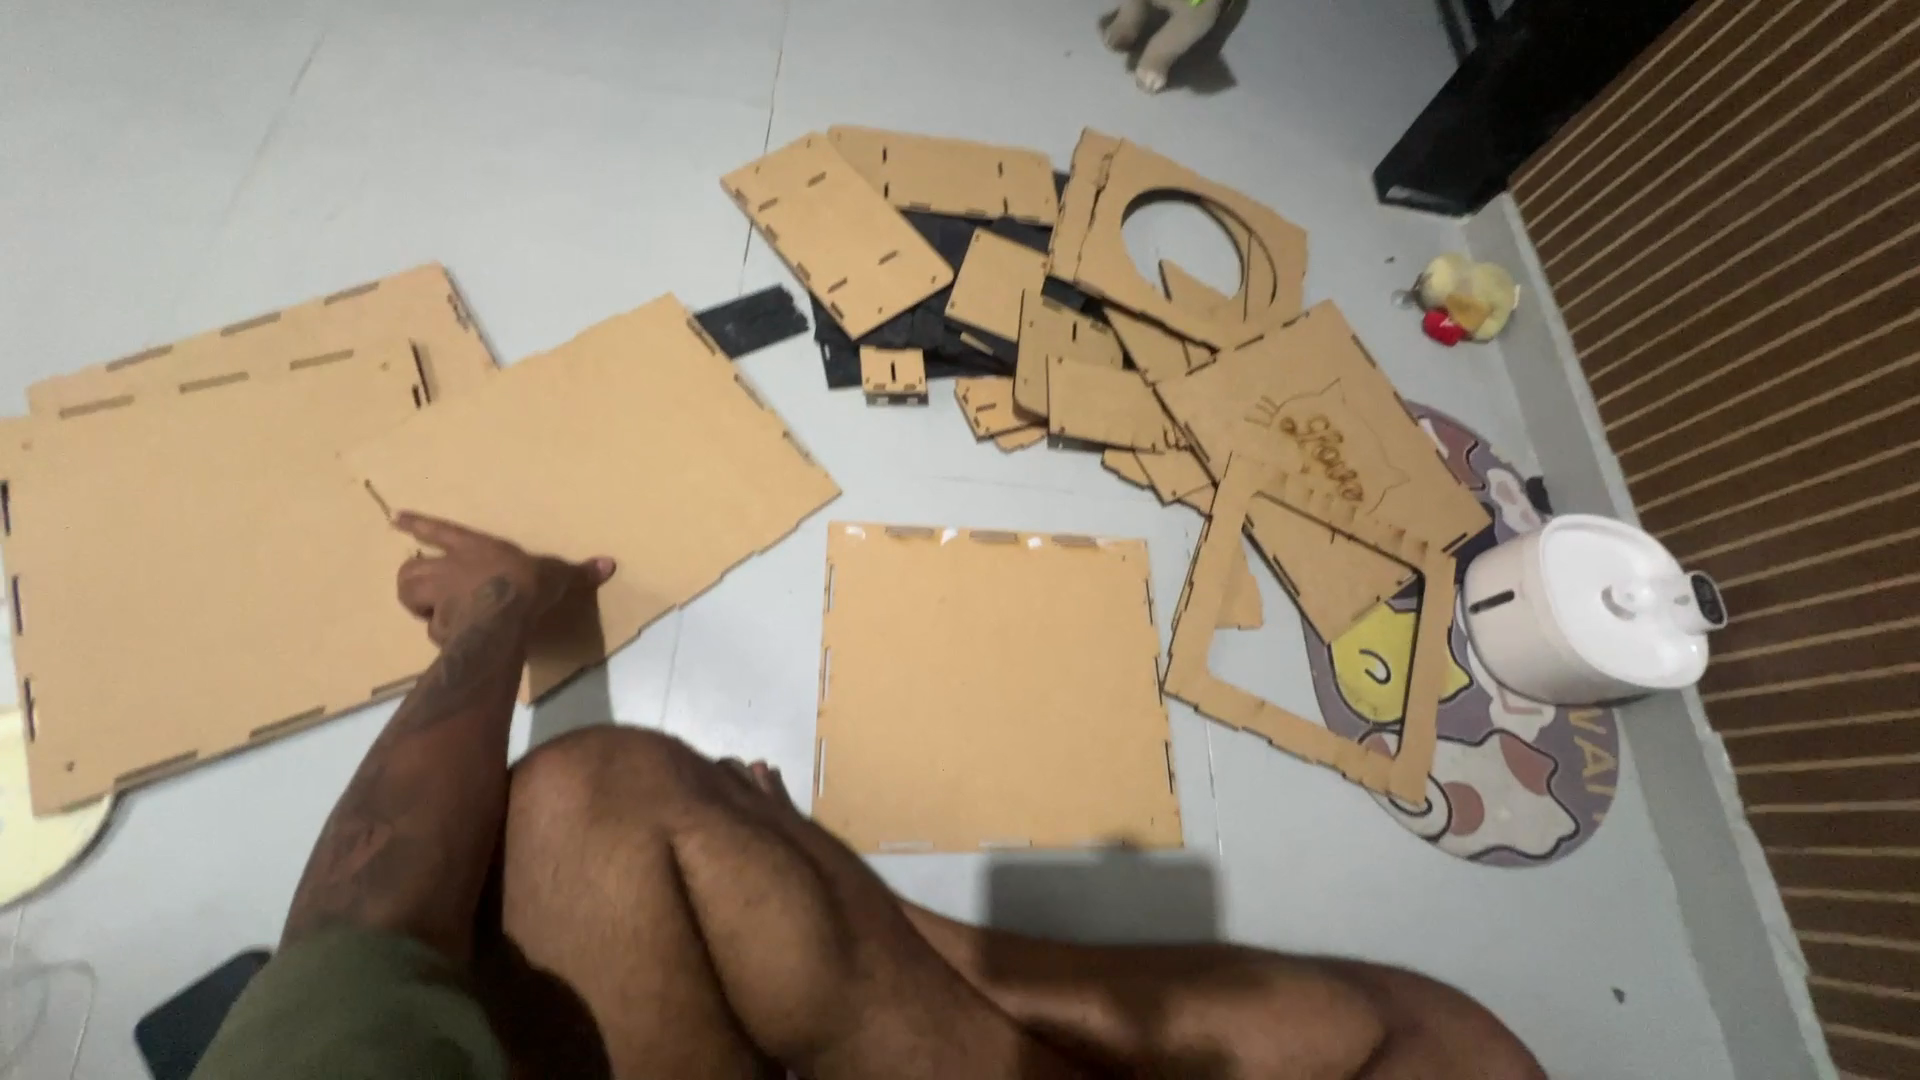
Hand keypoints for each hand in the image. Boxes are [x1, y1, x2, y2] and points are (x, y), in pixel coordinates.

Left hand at [393, 511, 615, 645]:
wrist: (505, 614)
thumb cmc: (528, 583)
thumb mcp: (558, 574)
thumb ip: (577, 571)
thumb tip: (609, 564)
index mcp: (476, 548)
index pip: (442, 531)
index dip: (420, 525)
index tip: (396, 519)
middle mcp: (450, 569)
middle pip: (412, 568)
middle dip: (414, 575)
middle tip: (423, 585)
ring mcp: (440, 598)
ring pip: (409, 595)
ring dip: (417, 603)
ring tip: (431, 611)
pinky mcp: (440, 626)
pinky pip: (433, 629)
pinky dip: (441, 632)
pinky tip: (454, 637)